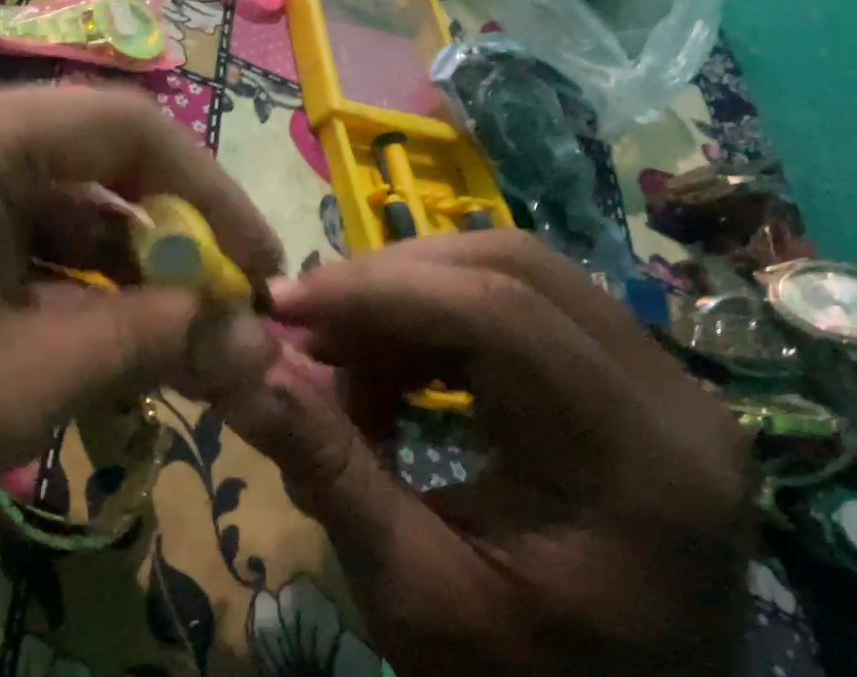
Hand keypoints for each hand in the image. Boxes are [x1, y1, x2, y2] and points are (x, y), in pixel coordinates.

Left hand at [0, 86, 283, 522]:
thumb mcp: (15, 384)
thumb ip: (141, 346)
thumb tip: (246, 333)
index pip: (127, 126)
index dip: (209, 195)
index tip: (257, 274)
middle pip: (86, 162)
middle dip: (159, 244)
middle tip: (213, 331)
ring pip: (42, 201)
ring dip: (105, 269)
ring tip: (158, 352)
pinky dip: (45, 277)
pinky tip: (78, 341)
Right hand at [231, 232, 754, 675]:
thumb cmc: (518, 673)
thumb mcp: (410, 588)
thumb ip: (327, 469)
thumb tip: (234, 369)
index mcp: (635, 460)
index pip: (501, 313)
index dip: (374, 291)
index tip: (276, 308)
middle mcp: (672, 400)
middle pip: (512, 269)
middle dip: (384, 283)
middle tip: (299, 326)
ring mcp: (658, 388)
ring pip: (510, 276)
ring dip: (401, 302)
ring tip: (332, 363)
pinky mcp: (627, 389)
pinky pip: (516, 310)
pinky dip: (427, 327)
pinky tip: (383, 379)